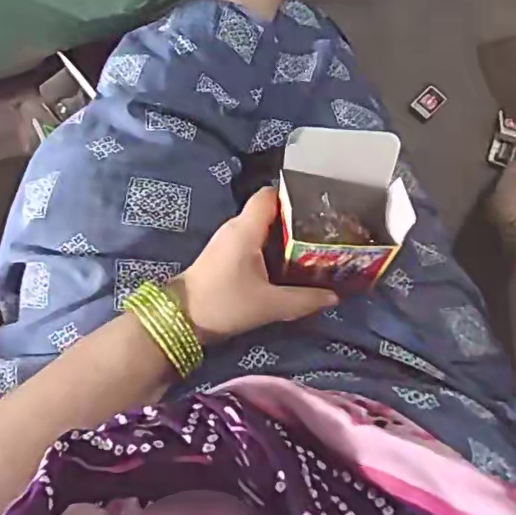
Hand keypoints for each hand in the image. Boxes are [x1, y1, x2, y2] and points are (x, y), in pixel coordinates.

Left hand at [174, 188, 337, 339]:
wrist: (181, 319)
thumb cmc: (225, 304)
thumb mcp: (270, 305)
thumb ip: (304, 299)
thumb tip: (334, 297)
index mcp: (245, 229)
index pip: (269, 195)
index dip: (293, 196)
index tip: (317, 208)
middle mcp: (235, 228)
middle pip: (269, 211)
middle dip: (294, 219)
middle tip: (322, 233)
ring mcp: (226, 241)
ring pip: (260, 228)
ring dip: (282, 236)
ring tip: (310, 248)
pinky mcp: (223, 255)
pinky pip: (251, 241)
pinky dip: (269, 248)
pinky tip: (286, 263)